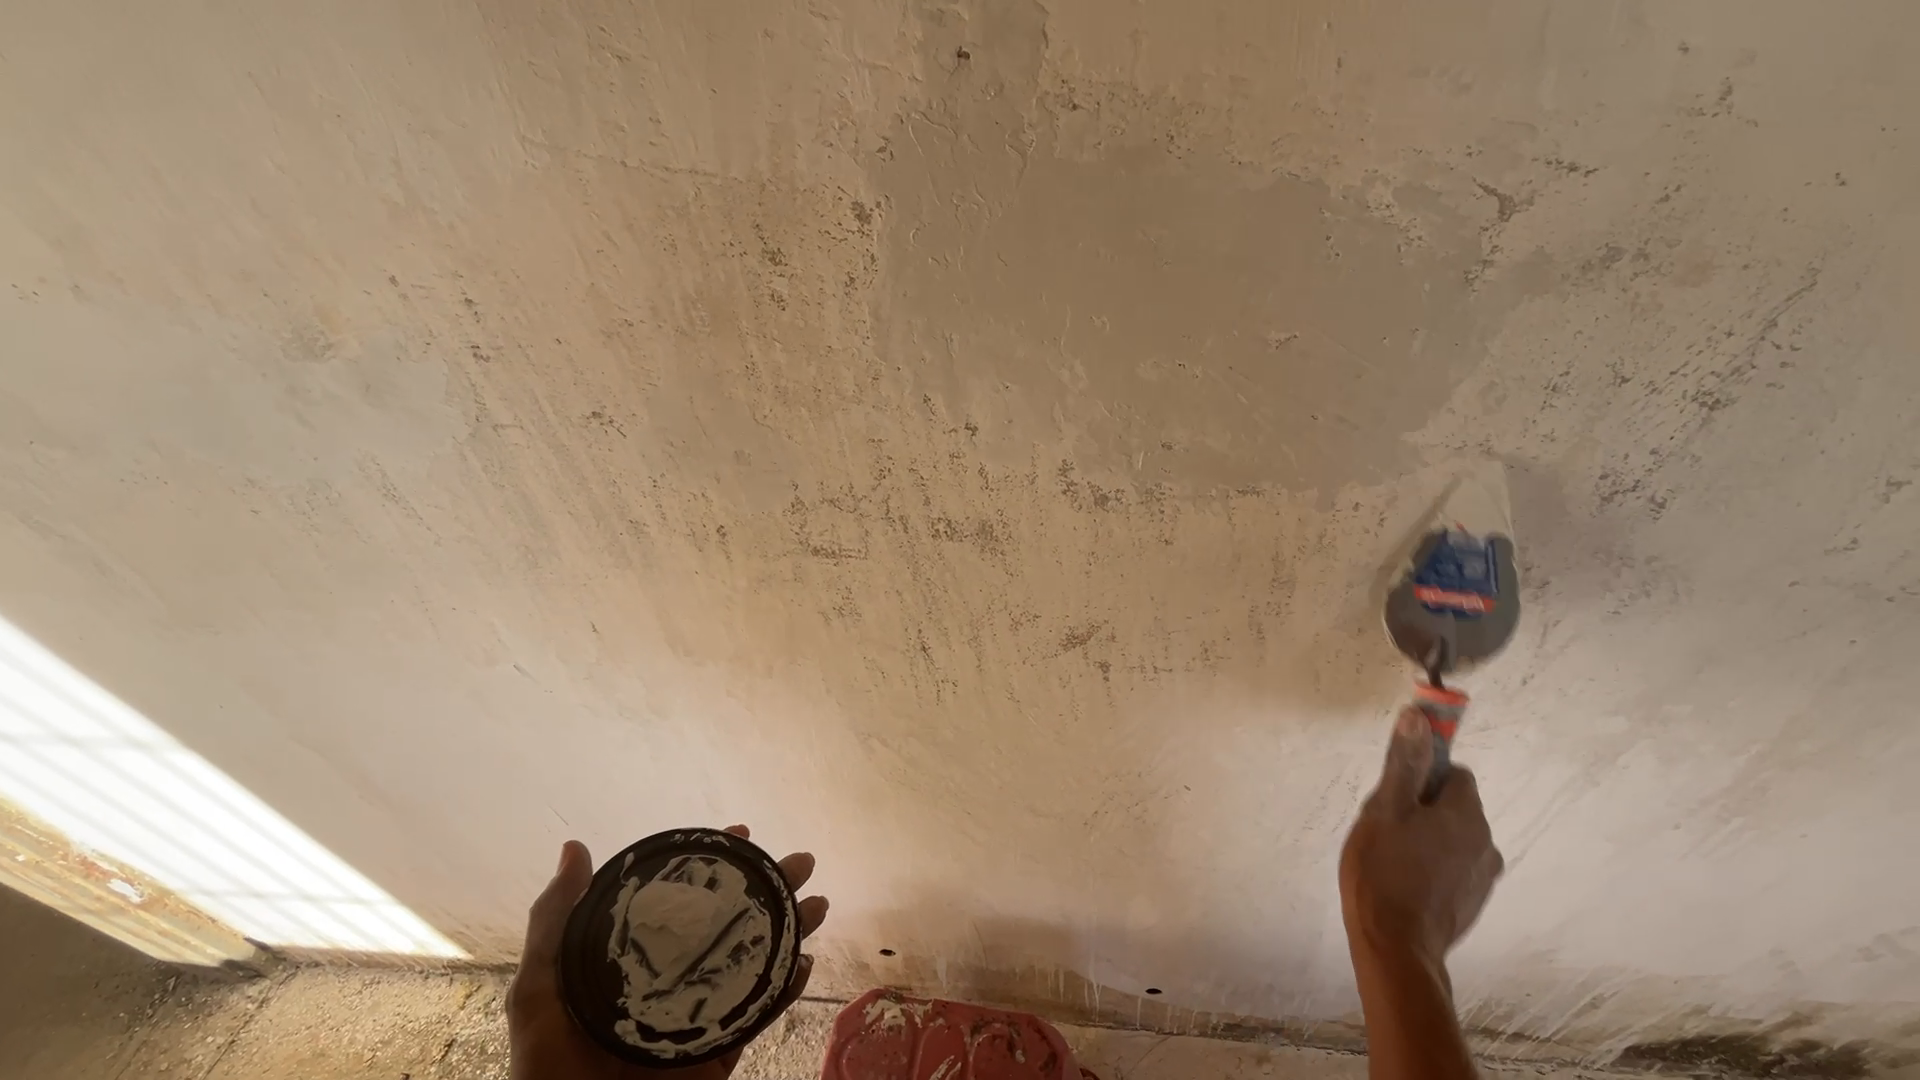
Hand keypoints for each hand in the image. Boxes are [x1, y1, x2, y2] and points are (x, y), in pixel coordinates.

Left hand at [508, 824, 829, 1079]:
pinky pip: (759, 1016)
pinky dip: (786, 989)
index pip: (683, 898)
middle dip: (770, 888)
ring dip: (790, 930)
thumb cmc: (549, 1074)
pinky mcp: (719, 1055)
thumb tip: (576, 847)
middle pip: (732, 923)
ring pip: (755, 962)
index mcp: (636, 959)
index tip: (743, 832)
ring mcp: (701, 1016)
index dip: (715, 863)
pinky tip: (804, 962)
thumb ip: (554, 924)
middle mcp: (674, 978)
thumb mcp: (538, 994)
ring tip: (819, 903)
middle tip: (801, 861)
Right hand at [1339, 708, 1502, 968]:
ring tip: (1392, 854)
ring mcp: (1483, 876)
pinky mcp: (1473, 901)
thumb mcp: (1385, 808)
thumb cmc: (1383, 868)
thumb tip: (1418, 716)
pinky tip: (1404, 879)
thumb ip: (1405, 762)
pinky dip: (1433, 864)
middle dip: (1423, 807)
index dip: (1425, 776)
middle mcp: (1486, 842)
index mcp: (1467, 815)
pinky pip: (1454, 866)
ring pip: (1454, 837)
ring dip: (1428, 836)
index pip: (1457, 774)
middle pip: (1455, 806)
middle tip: (1386, 825)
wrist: (1395, 943)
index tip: (1395, 793)